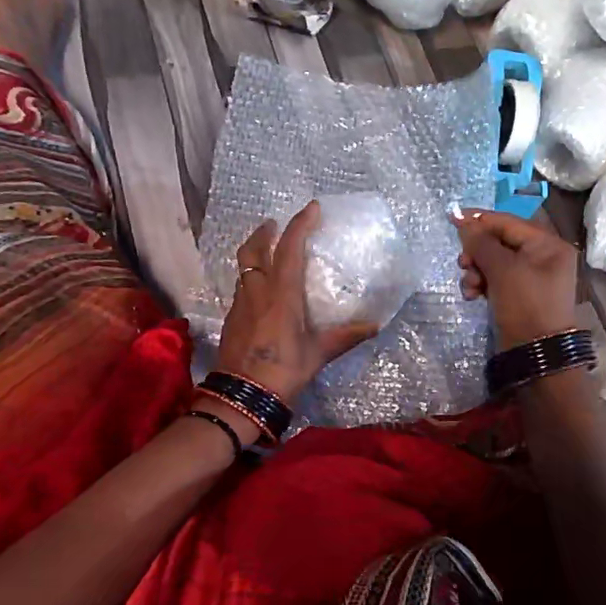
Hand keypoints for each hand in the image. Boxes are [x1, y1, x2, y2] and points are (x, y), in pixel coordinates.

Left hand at [216, 201, 379, 403]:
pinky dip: (250, 279)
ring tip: (267, 253)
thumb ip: (344, 337)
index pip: (290, 249)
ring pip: (244, 268)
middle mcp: (258, 292)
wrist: (242, 395)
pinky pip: (241, 288)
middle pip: (254, 250)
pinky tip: (260, 292)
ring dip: (254, 254)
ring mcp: (240, 305)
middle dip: (264, 233)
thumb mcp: (318, 354)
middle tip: (274, 225)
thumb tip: (374, 327)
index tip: (311, 208)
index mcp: (282, 295)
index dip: (300, 225)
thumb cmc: (283, 371)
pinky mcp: (231, 319)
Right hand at [454, 209, 579, 346]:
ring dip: (476, 271)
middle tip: (463, 264)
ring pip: (494, 263)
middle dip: (477, 252)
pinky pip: (496, 280)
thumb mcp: (503, 270)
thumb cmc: (524, 305)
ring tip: (469, 287)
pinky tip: (472, 296)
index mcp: (548, 245)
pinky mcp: (519, 295)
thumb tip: (464, 223)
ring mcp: (531, 278)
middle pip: (500, 242)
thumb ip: (482, 243)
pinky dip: (482, 284)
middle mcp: (542, 257)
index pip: (508, 222)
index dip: (479, 220)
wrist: (535, 353)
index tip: (452, 216)